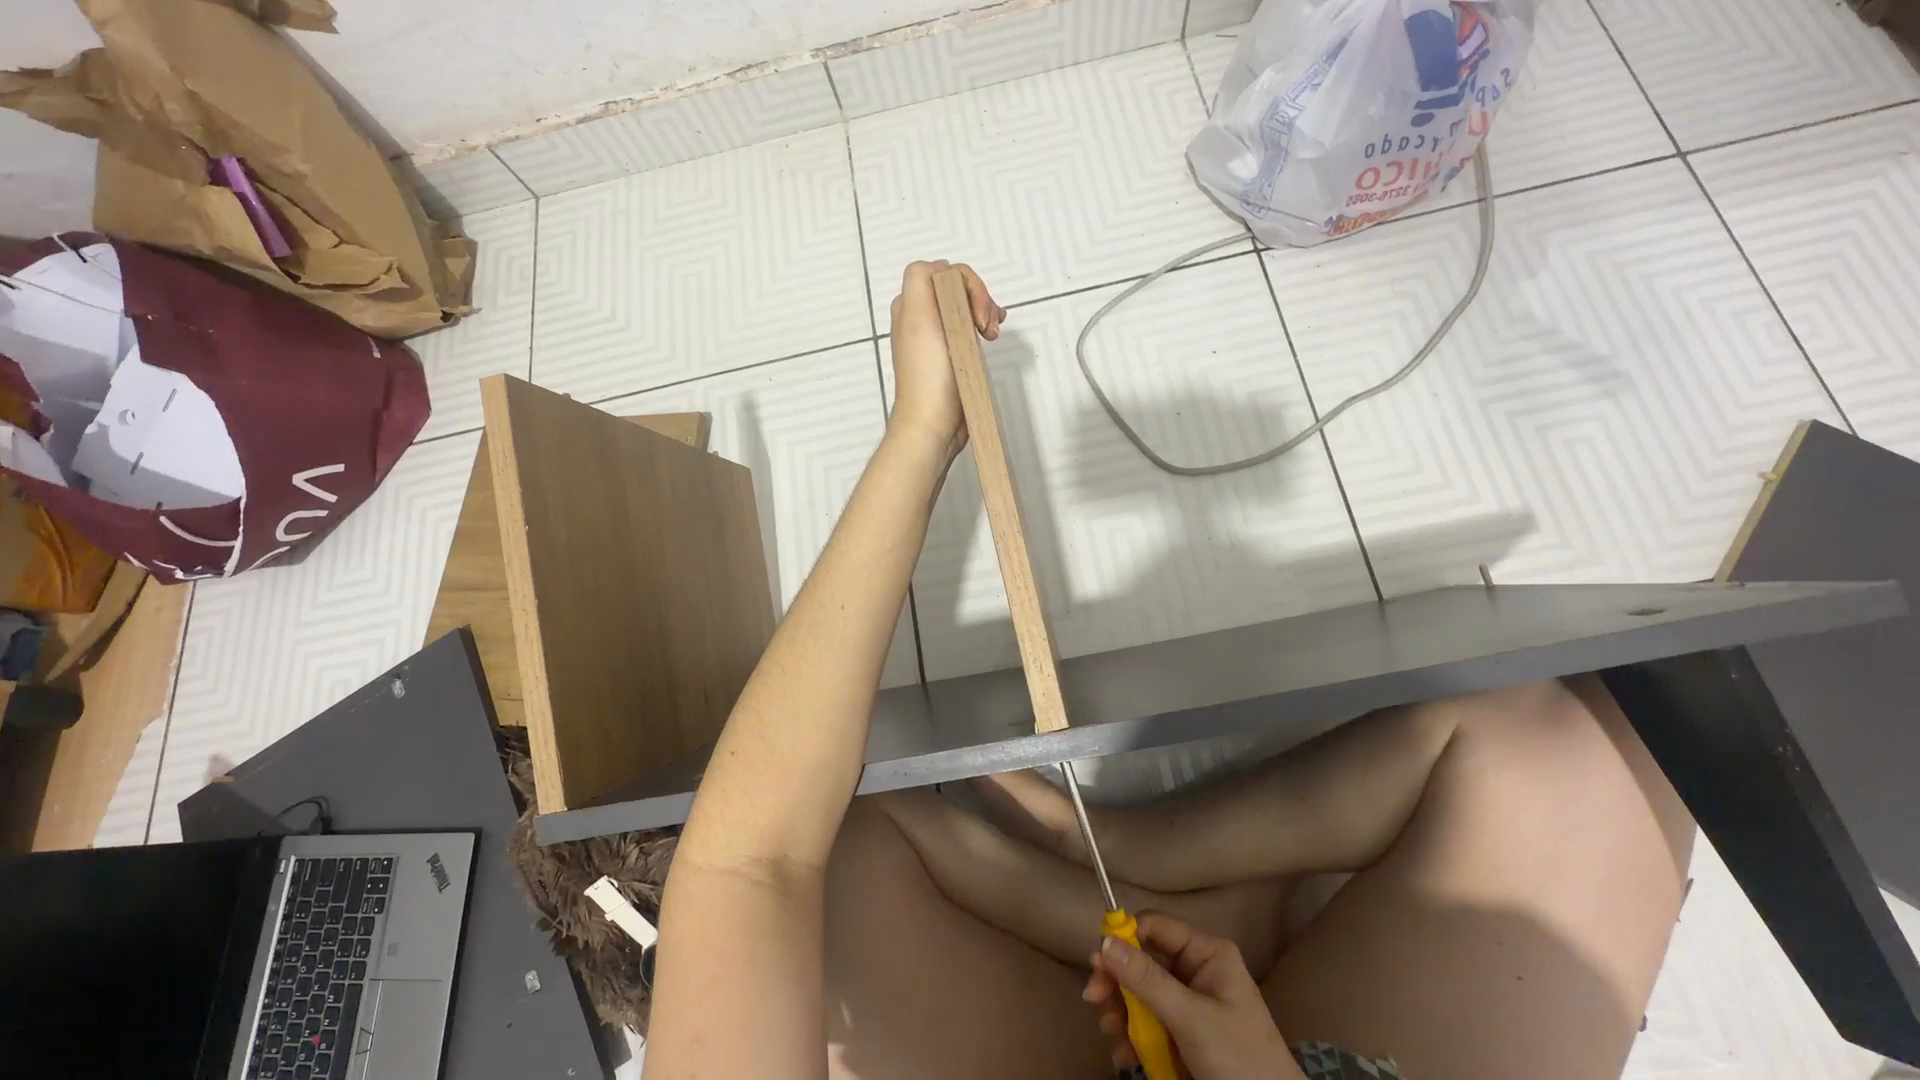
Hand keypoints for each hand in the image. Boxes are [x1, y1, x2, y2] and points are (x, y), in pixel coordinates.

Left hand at [886, 260, 1005, 460]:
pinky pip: (968, 327)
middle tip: (988, 326)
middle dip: (978, 298)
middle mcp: (920, 317)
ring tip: (992, 334)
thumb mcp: (919, 317)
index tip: (975, 311)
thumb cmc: (929, 374)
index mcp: (910, 305)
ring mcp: (936, 336)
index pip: (940, 270)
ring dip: (984, 312)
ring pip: (965, 306)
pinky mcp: (950, 355)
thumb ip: (923, 281)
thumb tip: (945, 271)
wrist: (932, 424)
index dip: (965, 283)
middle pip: (955, 287)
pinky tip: (992, 336)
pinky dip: (982, 327)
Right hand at [1085, 912, 1304, 1079]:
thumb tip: (1103, 941)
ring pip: (1140, 994)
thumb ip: (1146, 980)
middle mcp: (1195, 971)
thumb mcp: (1190, 1017)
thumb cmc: (1238, 1056)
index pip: (1156, 927)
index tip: (1098, 959)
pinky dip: (1131, 1036)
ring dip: (1120, 1012)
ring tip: (1111, 1034)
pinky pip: (1147, 1023)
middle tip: (1092, 998)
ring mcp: (1188, 1004)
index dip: (1124, 936)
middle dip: (1117, 981)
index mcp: (1206, 954)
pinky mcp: (1181, 1033)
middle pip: (1142, 961)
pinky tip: (1124, 1054)